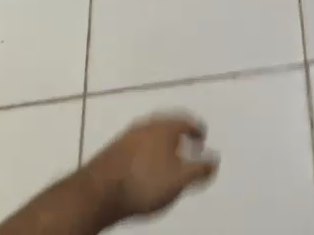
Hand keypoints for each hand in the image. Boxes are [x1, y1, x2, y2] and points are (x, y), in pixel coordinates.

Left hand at [84, 114, 217, 222]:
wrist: (98, 191)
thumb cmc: (145, 182)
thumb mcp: (180, 180)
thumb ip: (200, 170)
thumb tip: (215, 161)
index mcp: (166, 126)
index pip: (187, 121)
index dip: (197, 130)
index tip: (202, 139)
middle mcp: (147, 124)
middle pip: (168, 125)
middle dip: (179, 136)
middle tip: (187, 149)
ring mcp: (128, 135)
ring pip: (151, 135)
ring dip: (161, 145)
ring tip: (166, 161)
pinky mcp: (113, 149)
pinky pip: (137, 145)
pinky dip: (146, 152)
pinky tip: (144, 168)